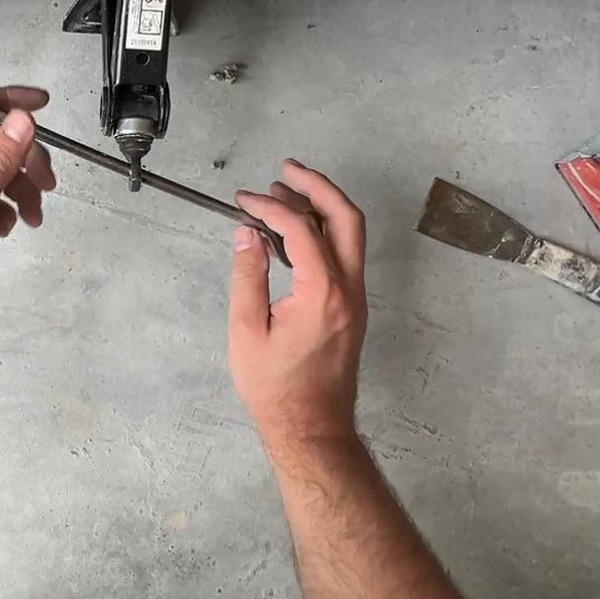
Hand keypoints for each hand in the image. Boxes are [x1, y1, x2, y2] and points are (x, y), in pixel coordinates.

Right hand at [229, 161, 368, 451]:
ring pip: (351, 235)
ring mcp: (355, 299)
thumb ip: (247, 276)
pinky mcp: (351, 308)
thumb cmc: (276, 388)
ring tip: (285, 191)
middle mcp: (348, 290)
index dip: (271, 207)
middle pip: (347, 218)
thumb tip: (247, 234)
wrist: (312, 428)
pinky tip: (292, 232)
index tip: (244, 201)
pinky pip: (344, 255)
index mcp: (322, 293)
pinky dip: (323, 232)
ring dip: (322, 207)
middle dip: (318, 186)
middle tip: (287, 169)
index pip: (302, 228)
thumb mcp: (246, 331)